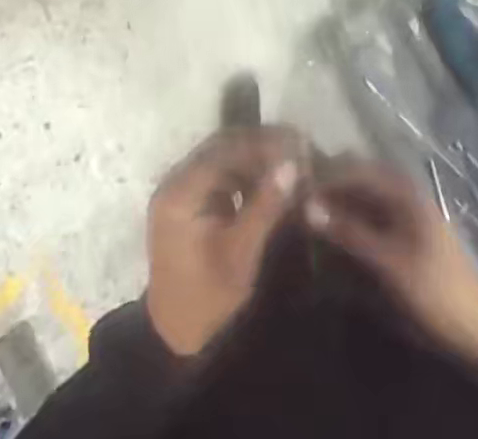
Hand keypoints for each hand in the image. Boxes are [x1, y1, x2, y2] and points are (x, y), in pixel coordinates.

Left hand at [145, 127, 304, 356]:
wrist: (177, 334)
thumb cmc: (208, 297)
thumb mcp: (241, 252)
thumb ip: (266, 205)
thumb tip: (293, 163)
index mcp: (181, 192)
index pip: (225, 149)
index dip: (263, 143)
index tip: (299, 145)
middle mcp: (177, 182)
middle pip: (222, 147)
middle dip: (262, 145)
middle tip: (300, 148)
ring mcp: (182, 192)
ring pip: (224, 158)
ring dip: (257, 158)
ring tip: (292, 163)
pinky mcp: (192, 203)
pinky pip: (222, 175)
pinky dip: (248, 174)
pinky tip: (274, 181)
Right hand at [305, 159, 477, 365]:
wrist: (475, 330)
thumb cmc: (434, 290)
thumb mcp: (389, 262)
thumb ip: (348, 232)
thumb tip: (306, 206)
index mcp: (403, 190)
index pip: (352, 168)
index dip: (322, 178)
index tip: (291, 192)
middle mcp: (399, 192)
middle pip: (353, 179)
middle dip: (325, 189)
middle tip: (293, 207)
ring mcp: (398, 213)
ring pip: (356, 198)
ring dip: (332, 207)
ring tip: (302, 222)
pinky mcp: (396, 234)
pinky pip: (362, 218)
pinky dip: (344, 223)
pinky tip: (325, 238)